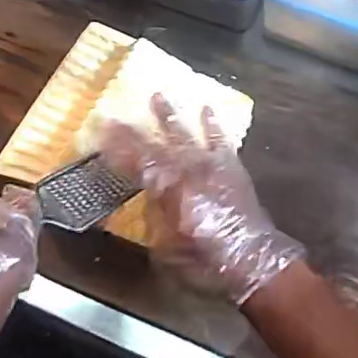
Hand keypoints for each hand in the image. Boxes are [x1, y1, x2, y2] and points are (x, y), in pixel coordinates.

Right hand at [101, 95, 303, 305]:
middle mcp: (189, 170)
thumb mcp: (168, 249)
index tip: (102, 132)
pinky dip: (213, 124)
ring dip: (171, 116)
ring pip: (187, 134)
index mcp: (170, 190)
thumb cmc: (207, 262)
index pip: (137, 162)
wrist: (255, 260)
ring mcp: (212, 165)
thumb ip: (156, 219)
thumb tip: (151, 199)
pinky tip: (206, 109)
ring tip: (159, 96)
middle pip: (157, 145)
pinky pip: (220, 140)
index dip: (118, 147)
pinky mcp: (232, 166)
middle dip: (135, 130)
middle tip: (117, 113)